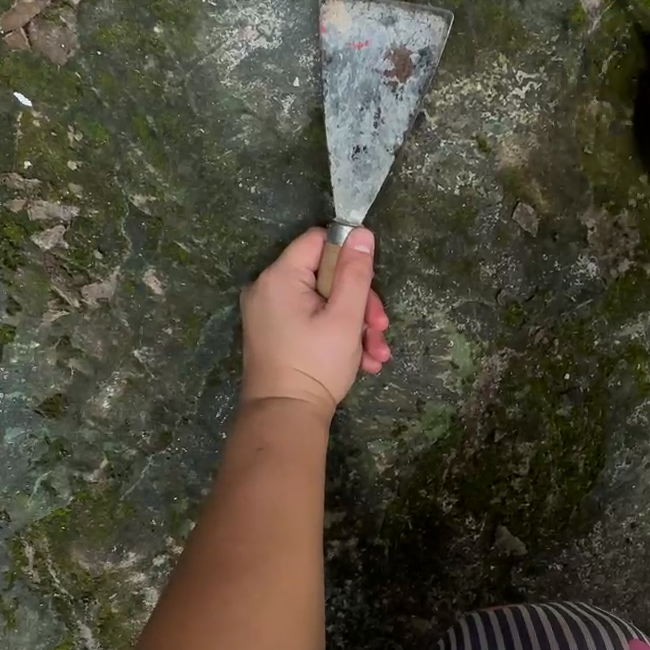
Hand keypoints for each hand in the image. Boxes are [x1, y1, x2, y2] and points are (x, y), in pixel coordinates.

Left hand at [239, 227, 390, 418]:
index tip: (371, 283)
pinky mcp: (277, 333)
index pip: (318, 240)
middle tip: (380, 328)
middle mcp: (268, 289)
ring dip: (357, 325)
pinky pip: (313, 321)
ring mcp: (270, 313)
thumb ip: (356, 273)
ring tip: (377, 354)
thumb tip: (362, 233)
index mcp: (280, 277)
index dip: (349, 255)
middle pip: (326, 276)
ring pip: (325, 303)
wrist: (285, 416)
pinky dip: (339, 336)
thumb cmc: (316, 364)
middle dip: (360, 302)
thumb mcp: (346, 318)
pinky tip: (363, 361)